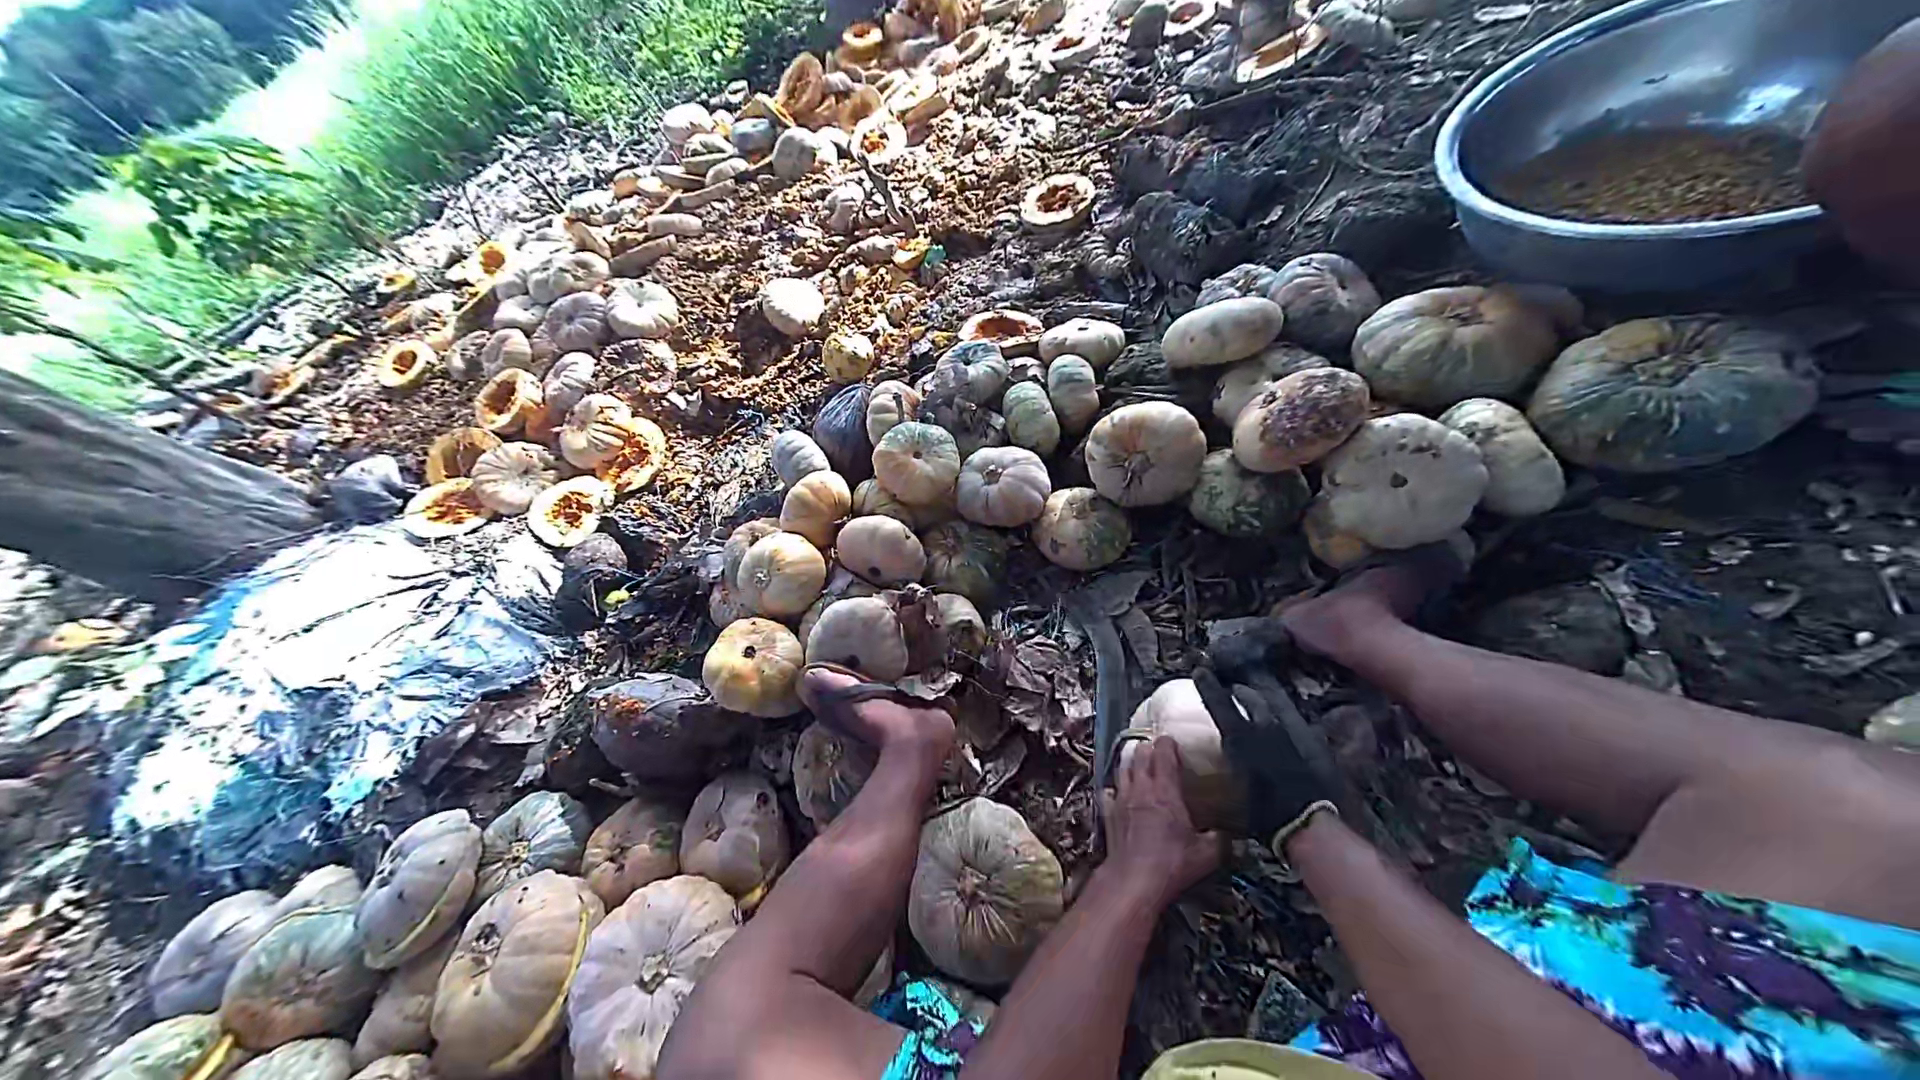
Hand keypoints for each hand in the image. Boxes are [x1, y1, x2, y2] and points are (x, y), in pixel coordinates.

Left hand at [1101, 736, 1220, 906]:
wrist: (1133, 879)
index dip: (1168, 744)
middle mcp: (1140, 788)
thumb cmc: (1170, 863)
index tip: (1173, 742)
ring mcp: (1121, 798)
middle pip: (1140, 755)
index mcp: (1165, 790)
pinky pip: (1110, 791)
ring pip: (1123, 768)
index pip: (1163, 753)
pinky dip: (1117, 787)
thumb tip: (1228, 837)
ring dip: (1132, 763)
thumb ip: (1219, 841)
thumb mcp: (1206, 854)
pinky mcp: (1108, 812)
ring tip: (1140, 764)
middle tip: (1158, 751)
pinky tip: (1121, 792)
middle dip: (1149, 749)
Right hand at [1194, 668, 1339, 848]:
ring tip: (1253, 709)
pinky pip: (1285, 731)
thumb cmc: (1261, 813)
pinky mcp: (1302, 753)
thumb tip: (1194, 787)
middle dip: (1240, 693)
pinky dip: (1275, 728)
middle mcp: (1263, 732)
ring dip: (1260, 707)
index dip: (1209, 687)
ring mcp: (1286, 740)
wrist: (1306, 824)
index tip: (1200, 671)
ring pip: (1271, 713)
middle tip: (1232, 690)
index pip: (1220, 705)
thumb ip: (1214, 784)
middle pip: (1252, 701)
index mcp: (1240, 739)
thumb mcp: (1228, 799)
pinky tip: (1275, 736)